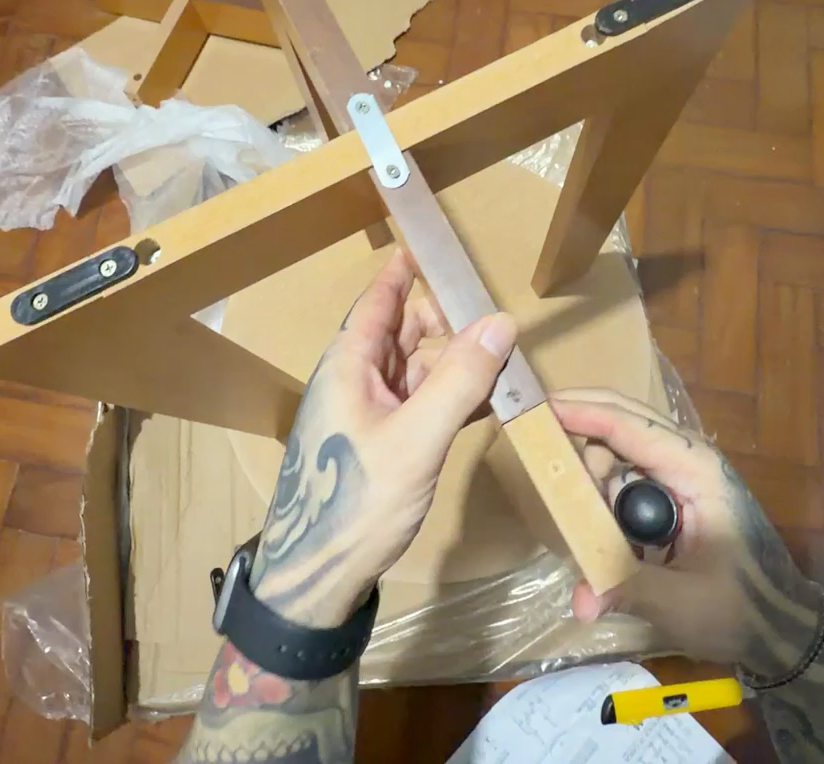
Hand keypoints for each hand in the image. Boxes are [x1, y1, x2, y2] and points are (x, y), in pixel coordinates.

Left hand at [248, 251, 516, 627]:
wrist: (319, 578)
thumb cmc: (357, 499)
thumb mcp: (415, 438)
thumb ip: (459, 380)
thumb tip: (500, 321)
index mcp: (350, 365)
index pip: (379, 302)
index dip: (403, 272)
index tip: (430, 245)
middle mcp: (357, 380)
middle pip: (405, 333)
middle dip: (447, 321)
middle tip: (495, 314)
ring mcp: (371, 412)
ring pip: (418, 370)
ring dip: (457, 363)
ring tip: (503, 357)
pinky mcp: (385, 442)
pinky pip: (423, 404)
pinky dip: (453, 398)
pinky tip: (489, 401)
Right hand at [552, 389, 811, 664]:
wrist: (783, 628)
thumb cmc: (742, 608)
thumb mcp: (684, 602)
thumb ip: (627, 590)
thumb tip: (579, 602)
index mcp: (696, 469)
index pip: (630, 426)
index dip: (583, 413)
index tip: (540, 407)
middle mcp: (686, 457)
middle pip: (621, 419)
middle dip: (578, 426)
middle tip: (538, 444)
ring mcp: (679, 472)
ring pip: (618, 446)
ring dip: (590, 469)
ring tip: (576, 510)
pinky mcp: (671, 490)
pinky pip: (624, 472)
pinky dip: (601, 486)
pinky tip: (592, 518)